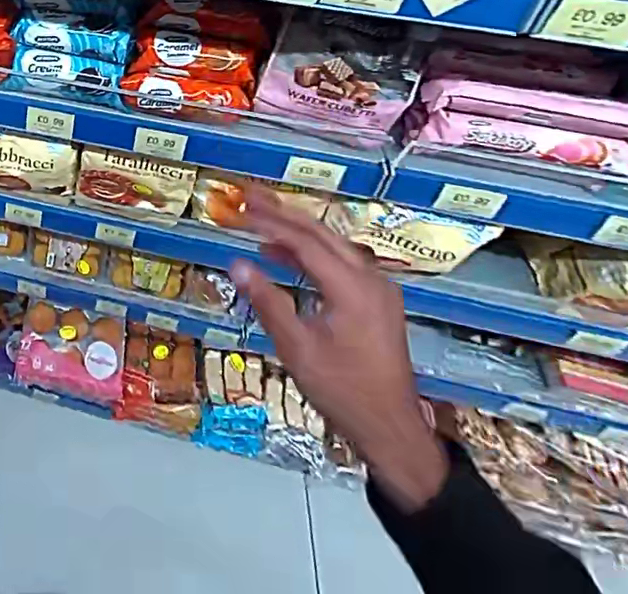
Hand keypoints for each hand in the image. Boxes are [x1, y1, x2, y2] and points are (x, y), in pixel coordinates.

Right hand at [229, 187, 446, 512]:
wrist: (391, 429)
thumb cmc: (342, 390)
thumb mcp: (297, 347)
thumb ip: (267, 301)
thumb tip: (236, 264)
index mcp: (353, 288)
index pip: (304, 241)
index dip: (268, 223)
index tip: (237, 212)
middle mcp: (370, 280)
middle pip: (320, 233)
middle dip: (281, 213)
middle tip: (247, 198)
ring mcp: (377, 290)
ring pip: (330, 244)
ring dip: (293, 230)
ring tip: (256, 219)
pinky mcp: (375, 301)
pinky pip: (337, 261)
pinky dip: (306, 251)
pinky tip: (280, 254)